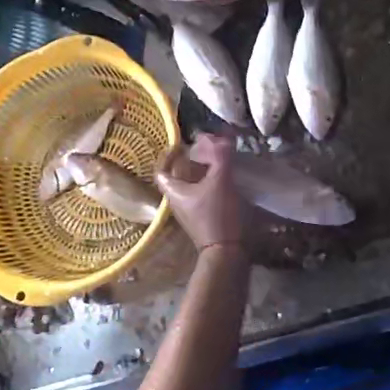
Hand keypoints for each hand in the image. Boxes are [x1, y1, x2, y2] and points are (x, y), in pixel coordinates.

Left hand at [155, 133, 244, 251]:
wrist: (227, 252)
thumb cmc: (218, 215)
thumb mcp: (220, 182)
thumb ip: (220, 157)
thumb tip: (221, 137)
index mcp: (174, 192)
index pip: (161, 169)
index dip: (168, 154)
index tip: (182, 143)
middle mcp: (178, 201)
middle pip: (178, 175)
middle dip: (190, 160)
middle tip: (205, 148)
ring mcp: (190, 211)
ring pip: (191, 185)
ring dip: (202, 171)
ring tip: (217, 160)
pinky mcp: (204, 218)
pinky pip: (203, 194)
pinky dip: (211, 182)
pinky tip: (226, 177)